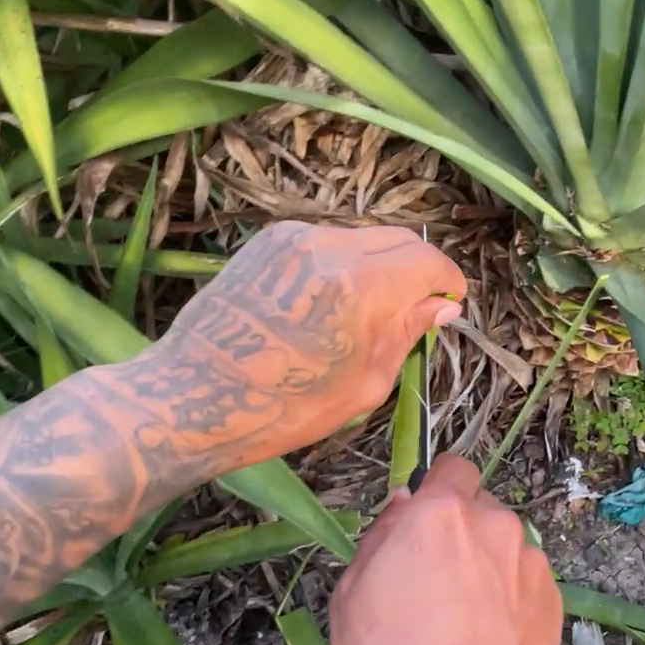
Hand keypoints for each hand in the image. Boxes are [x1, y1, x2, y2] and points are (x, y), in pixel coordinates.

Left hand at [135, 222, 464, 469]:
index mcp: (361, 287)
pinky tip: (334, 300)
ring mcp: (295, 238)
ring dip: (383, 265)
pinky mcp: (269, 242)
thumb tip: (442, 307)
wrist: (194, 397)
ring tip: (373, 309)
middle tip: (419, 307)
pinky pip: (329, 240)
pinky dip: (347, 262)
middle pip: (400, 238)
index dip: (448, 281)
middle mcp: (329, 247)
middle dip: (420, 269)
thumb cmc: (287, 407)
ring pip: (365, 237)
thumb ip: (407, 333)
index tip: (450, 303)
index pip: (428, 261)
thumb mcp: (366, 383)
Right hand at [330, 456, 604, 644]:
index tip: (421, 528)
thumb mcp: (350, 601)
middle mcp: (495, 524)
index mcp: (440, 514)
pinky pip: (525, 580)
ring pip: (503, 546)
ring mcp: (531, 562)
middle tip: (432, 587)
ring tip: (462, 626)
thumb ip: (380, 539)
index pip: (451, 468)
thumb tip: (402, 508)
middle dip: (459, 534)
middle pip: (478, 509)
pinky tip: (489, 643)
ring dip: (486, 567)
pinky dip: (510, 597)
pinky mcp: (555, 598)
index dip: (436, 494)